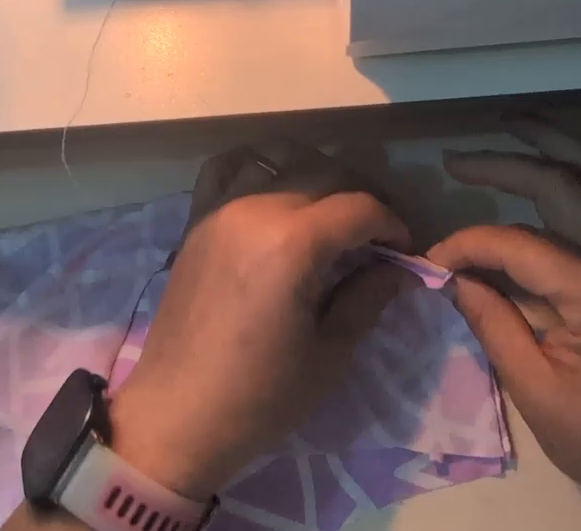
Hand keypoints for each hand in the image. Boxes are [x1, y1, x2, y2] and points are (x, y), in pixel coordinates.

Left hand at [108, 144, 413, 500]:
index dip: (392, 225)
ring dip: (315, 180)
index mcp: (293, 242)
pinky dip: (257, 167)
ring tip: (328, 216)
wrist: (176, 416)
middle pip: (326, 176)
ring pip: (282, 163)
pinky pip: (229, 168)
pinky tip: (272, 191)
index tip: (403, 252)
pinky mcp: (198, 218)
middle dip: (360, 200)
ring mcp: (222, 208)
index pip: (360, 207)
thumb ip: (368, 296)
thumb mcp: (329, 353)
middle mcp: (257, 208)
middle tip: (375, 238)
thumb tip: (399, 268)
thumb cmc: (259, 396)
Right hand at [428, 120, 580, 530]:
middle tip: (454, 160)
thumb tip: (451, 273)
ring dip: (557, 141)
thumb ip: (492, 320)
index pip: (519, 244)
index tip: (433, 261)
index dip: (468, 244)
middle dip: (502, 165)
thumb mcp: (535, 391)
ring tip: (515, 119)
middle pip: (560, 187)